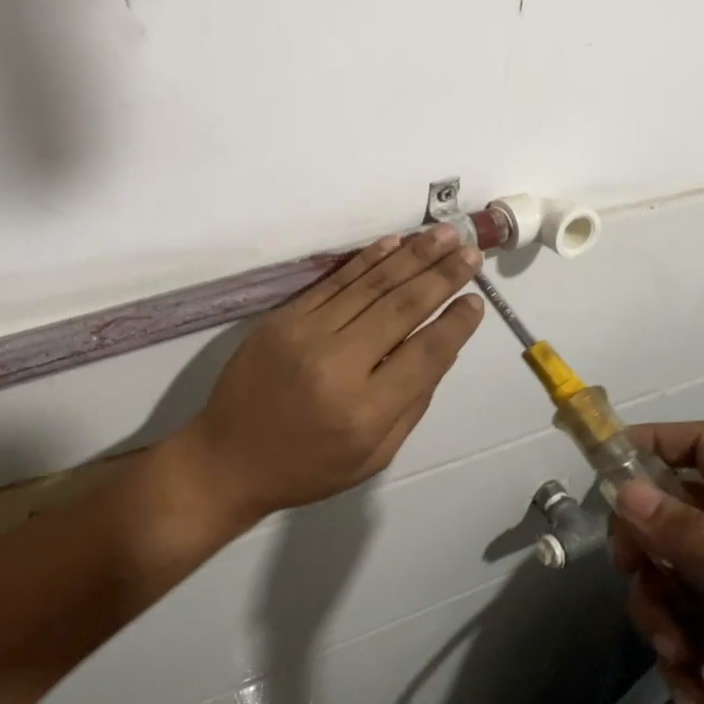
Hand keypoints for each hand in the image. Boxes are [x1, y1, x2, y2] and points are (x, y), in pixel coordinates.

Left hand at [178, 225, 484, 519]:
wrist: (227, 458)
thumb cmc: (307, 468)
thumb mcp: (373, 456)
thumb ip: (412, 403)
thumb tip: (443, 346)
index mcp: (366, 411)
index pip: (425, 354)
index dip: (455, 324)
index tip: (477, 300)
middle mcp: (338, 366)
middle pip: (400, 308)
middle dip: (441, 275)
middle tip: (471, 250)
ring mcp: (305, 335)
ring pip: (369, 286)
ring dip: (411, 256)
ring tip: (444, 235)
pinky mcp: (283, 318)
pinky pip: (334, 283)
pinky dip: (366, 261)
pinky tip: (394, 244)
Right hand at [609, 422, 703, 703]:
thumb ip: (696, 536)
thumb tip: (623, 489)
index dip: (653, 442)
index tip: (601, 464)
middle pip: (673, 511)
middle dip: (646, 545)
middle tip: (631, 570)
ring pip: (669, 570)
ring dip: (659, 608)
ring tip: (679, 652)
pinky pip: (682, 621)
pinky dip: (676, 651)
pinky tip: (691, 684)